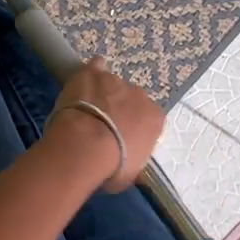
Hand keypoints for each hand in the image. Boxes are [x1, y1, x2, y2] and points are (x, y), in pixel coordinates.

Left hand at [43, 57, 164, 190]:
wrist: (84, 146)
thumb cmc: (111, 166)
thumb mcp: (131, 173)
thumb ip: (133, 162)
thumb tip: (129, 166)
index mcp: (155, 118)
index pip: (148, 118)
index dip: (133, 126)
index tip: (121, 136)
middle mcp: (139, 95)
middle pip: (130, 98)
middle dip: (119, 108)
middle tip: (101, 123)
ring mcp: (115, 81)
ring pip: (111, 83)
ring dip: (102, 92)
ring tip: (86, 106)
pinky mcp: (92, 73)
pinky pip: (96, 65)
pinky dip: (92, 70)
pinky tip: (84, 77)